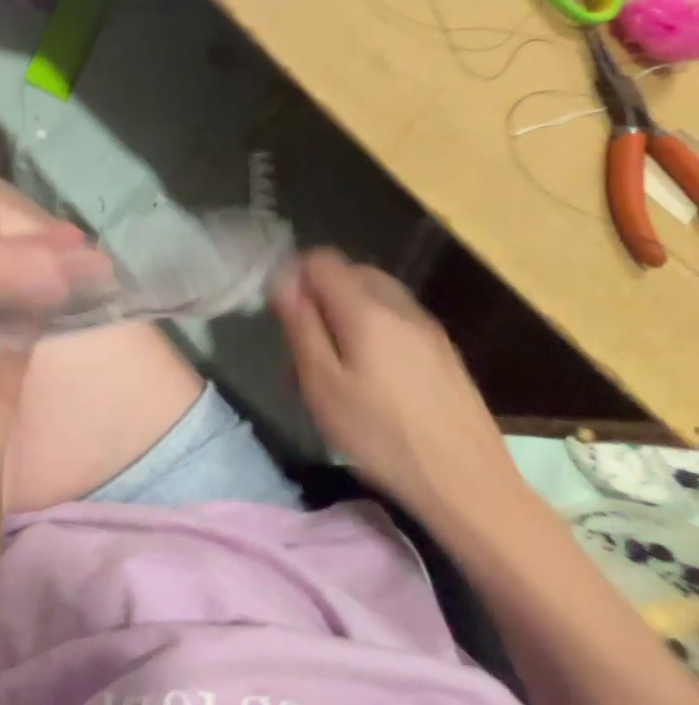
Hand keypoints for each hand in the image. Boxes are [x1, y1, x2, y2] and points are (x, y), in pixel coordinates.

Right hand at [272, 249, 523, 526]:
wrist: (468, 486)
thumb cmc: (378, 434)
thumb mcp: (321, 382)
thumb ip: (301, 325)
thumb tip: (284, 281)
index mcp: (368, 312)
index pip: (323, 262)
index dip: (294, 276)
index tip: (280, 312)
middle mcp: (403, 311)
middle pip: (354, 274)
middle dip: (321, 293)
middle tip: (301, 337)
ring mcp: (430, 334)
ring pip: (377, 299)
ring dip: (345, 313)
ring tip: (329, 362)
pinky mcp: (445, 357)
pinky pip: (397, 324)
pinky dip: (372, 332)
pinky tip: (366, 378)